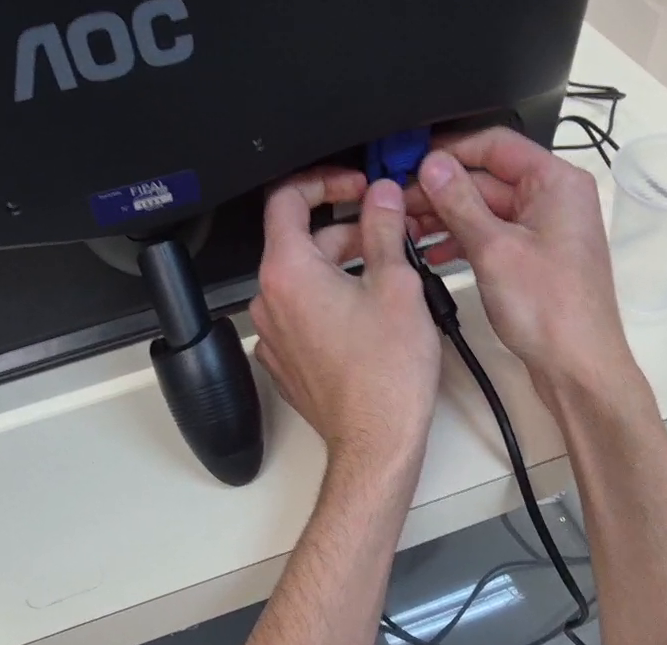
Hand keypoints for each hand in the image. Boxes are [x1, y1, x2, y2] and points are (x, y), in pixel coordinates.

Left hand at [249, 168, 443, 468]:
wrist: (376, 441)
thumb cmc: (385, 377)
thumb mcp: (396, 286)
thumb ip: (384, 230)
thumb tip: (381, 198)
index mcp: (289, 273)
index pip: (287, 199)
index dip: (324, 181)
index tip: (354, 186)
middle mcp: (270, 303)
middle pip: (302, 242)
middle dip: (347, 231)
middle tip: (391, 236)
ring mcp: (275, 336)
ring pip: (304, 281)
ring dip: (342, 268)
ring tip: (389, 279)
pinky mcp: (287, 363)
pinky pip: (303, 316)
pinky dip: (331, 304)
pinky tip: (369, 317)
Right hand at [407, 129, 639, 403]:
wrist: (577, 367)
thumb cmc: (552, 312)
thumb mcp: (495, 250)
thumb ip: (461, 203)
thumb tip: (434, 167)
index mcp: (556, 182)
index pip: (496, 145)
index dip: (451, 151)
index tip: (412, 163)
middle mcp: (555, 201)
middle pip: (489, 179)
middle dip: (443, 192)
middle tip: (402, 205)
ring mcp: (546, 233)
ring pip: (487, 212)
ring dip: (448, 219)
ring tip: (409, 232)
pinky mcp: (535, 262)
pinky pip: (494, 239)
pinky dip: (465, 244)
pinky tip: (434, 255)